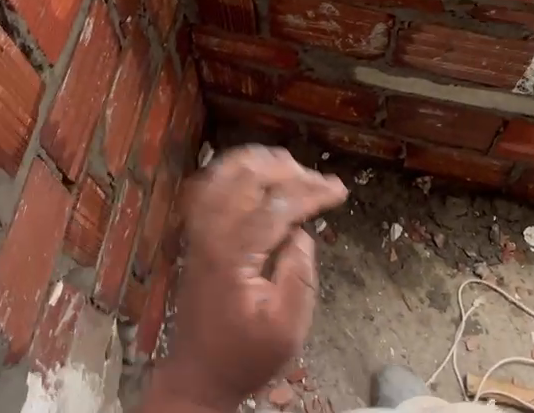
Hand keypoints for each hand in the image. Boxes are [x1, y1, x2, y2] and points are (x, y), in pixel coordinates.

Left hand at [146, 147, 348, 410]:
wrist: (200, 371)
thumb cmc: (246, 355)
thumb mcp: (287, 330)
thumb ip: (300, 277)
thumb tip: (301, 233)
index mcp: (234, 254)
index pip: (276, 206)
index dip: (310, 192)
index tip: (339, 190)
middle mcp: (210, 231)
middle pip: (247, 177)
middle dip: (287, 170)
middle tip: (318, 179)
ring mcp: (198, 228)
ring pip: (223, 172)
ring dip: (259, 162)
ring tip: (291, 165)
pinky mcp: (195, 231)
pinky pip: (209, 184)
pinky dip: (232, 169)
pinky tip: (252, 172)